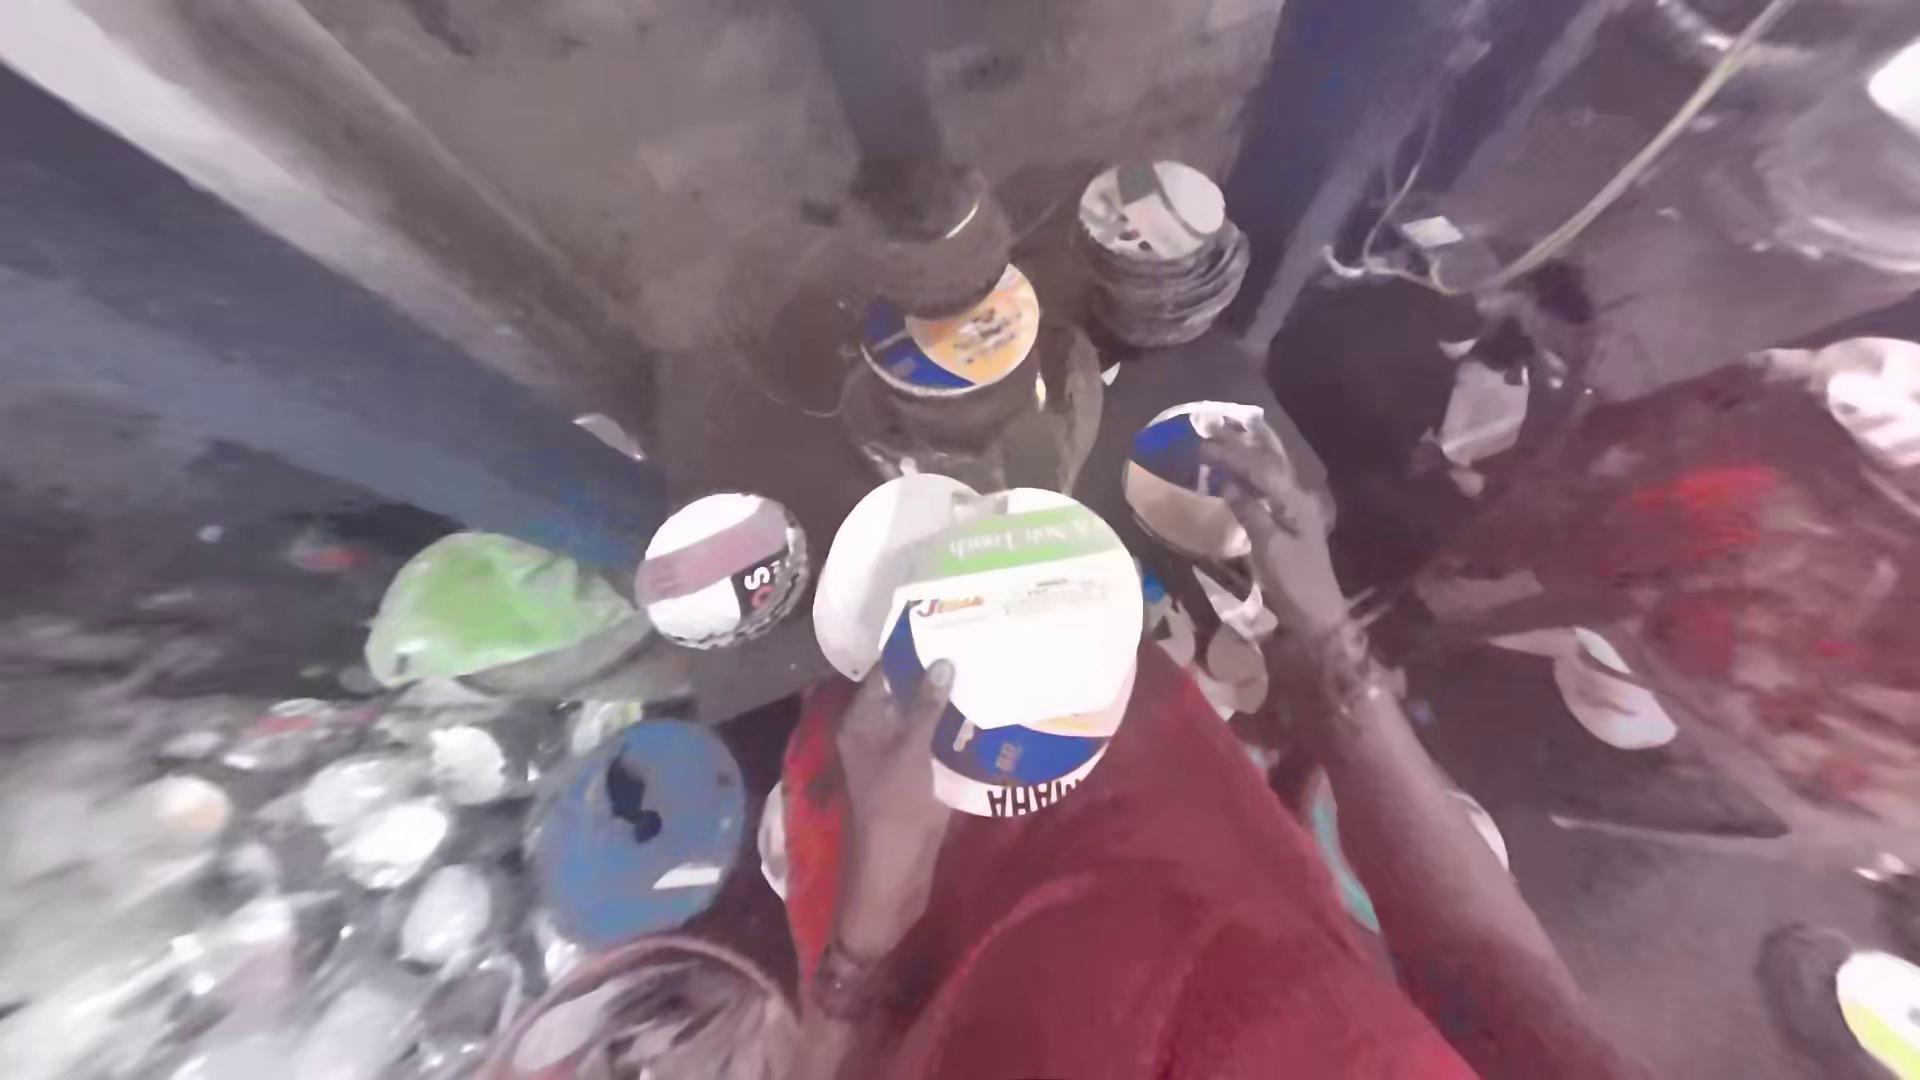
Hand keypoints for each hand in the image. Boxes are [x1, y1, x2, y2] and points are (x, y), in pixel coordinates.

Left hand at [831, 660, 955, 955]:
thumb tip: (943, 661)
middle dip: (932, 672)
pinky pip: (932, 736)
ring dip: (944, 697)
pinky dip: (950, 723)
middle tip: (968, 643)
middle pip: (903, 691)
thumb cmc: (895, 808)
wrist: (895, 873)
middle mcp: (874, 731)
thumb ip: (927, 706)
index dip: (909, 651)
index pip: (884, 673)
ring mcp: (895, 752)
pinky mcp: (915, 769)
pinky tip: (978, 709)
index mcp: (861, 722)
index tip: (941, 626)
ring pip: (920, 713)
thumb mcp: (912, 752)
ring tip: (979, 667)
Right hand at [1201, 416, 1348, 638]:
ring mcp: (1295, 509)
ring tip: (1222, 439)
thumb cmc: (1294, 582)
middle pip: (1266, 464)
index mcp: (1296, 501)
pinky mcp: (1288, 521)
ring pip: (1267, 473)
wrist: (1316, 613)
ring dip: (1244, 455)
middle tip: (1210, 431)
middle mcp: (1298, 498)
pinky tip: (1235, 472)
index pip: (1260, 469)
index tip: (1202, 446)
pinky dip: (1248, 475)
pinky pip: (1266, 488)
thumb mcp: (1269, 548)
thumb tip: (1227, 484)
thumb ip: (1250, 513)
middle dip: (1238, 447)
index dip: (1231, 455)